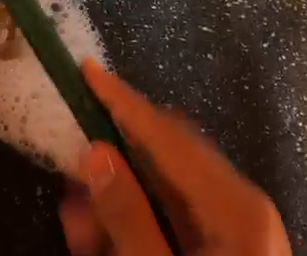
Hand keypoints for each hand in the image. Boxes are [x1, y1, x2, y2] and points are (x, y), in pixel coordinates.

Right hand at [61, 60, 290, 255]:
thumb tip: (95, 151)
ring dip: (118, 196)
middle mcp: (238, 206)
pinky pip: (174, 219)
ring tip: (77, 227)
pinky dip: (136, 221)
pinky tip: (103, 243)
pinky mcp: (226, 251)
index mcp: (233, 207)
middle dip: (113, 156)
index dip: (121, 99)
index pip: (165, 133)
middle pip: (165, 155)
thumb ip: (127, 218)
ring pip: (164, 189)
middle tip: (68, 171)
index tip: (84, 68)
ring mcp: (236, 231)